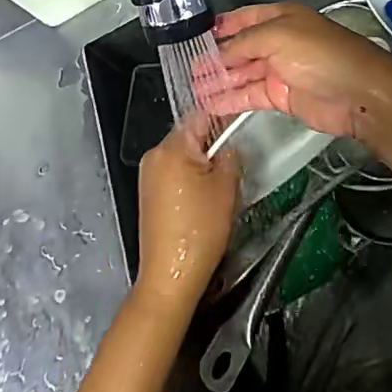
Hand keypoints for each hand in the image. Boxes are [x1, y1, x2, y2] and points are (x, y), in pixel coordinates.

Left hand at [134, 117, 239, 309]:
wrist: (171, 275)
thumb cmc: (200, 228)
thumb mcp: (226, 186)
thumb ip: (229, 154)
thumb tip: (227, 145)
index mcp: (171, 148)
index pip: (201, 116)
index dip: (225, 122)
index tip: (242, 133)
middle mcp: (154, 156)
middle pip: (191, 135)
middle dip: (213, 146)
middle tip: (234, 166)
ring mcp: (148, 175)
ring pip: (184, 155)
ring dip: (203, 163)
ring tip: (221, 186)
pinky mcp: (149, 193)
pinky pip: (175, 172)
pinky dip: (191, 178)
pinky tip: (204, 199)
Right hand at [204, 2, 391, 138]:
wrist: (357, 92)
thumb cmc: (324, 55)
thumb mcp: (277, 36)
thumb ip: (243, 43)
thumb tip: (218, 54)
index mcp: (281, 18)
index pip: (244, 19)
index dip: (221, 28)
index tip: (197, 38)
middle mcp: (280, 42)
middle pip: (240, 48)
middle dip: (215, 58)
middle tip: (189, 70)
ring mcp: (281, 70)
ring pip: (242, 74)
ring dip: (219, 81)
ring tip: (193, 89)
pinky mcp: (282, 96)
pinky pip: (250, 95)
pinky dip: (230, 99)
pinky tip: (211, 103)